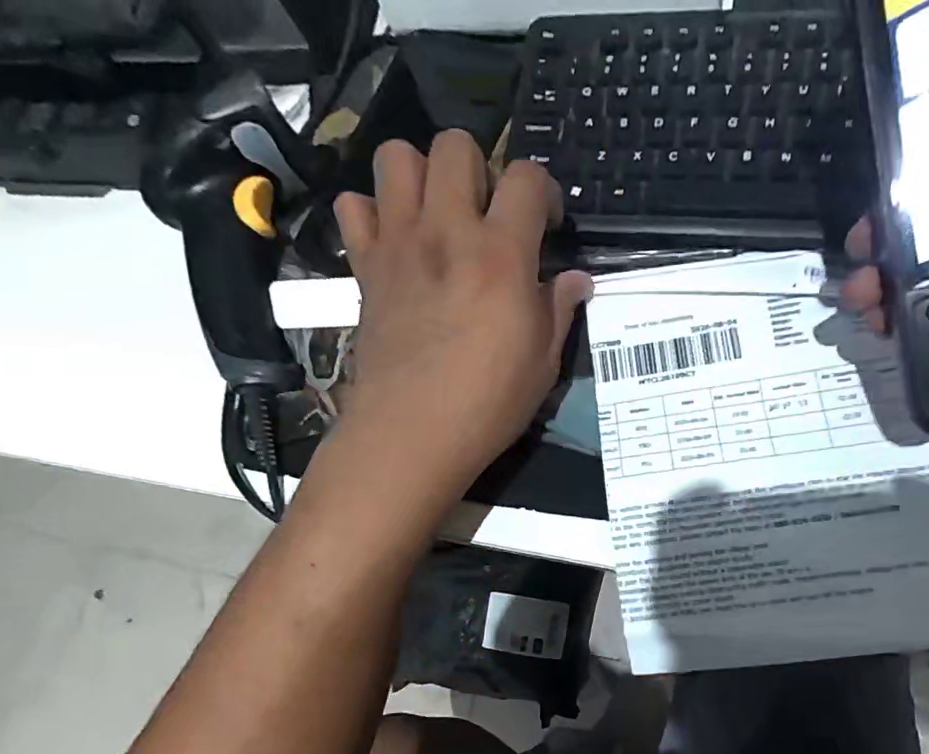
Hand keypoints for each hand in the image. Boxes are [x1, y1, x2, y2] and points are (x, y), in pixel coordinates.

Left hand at [329, 131, 591, 499]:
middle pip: (455, 146)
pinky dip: (373, 213)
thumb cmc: (489, 403)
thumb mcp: (544, 362)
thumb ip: (559, 310)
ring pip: (396, 157)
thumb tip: (575, 280)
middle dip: (480, 167)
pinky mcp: (365, 266)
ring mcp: (398, 244)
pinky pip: (353, 206)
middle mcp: (447, 232)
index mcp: (501, 255)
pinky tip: (396, 242)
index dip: (544, 191)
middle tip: (489, 213)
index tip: (548, 224)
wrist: (412, 432)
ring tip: (440, 215)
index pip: (527, 178)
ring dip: (423, 175)